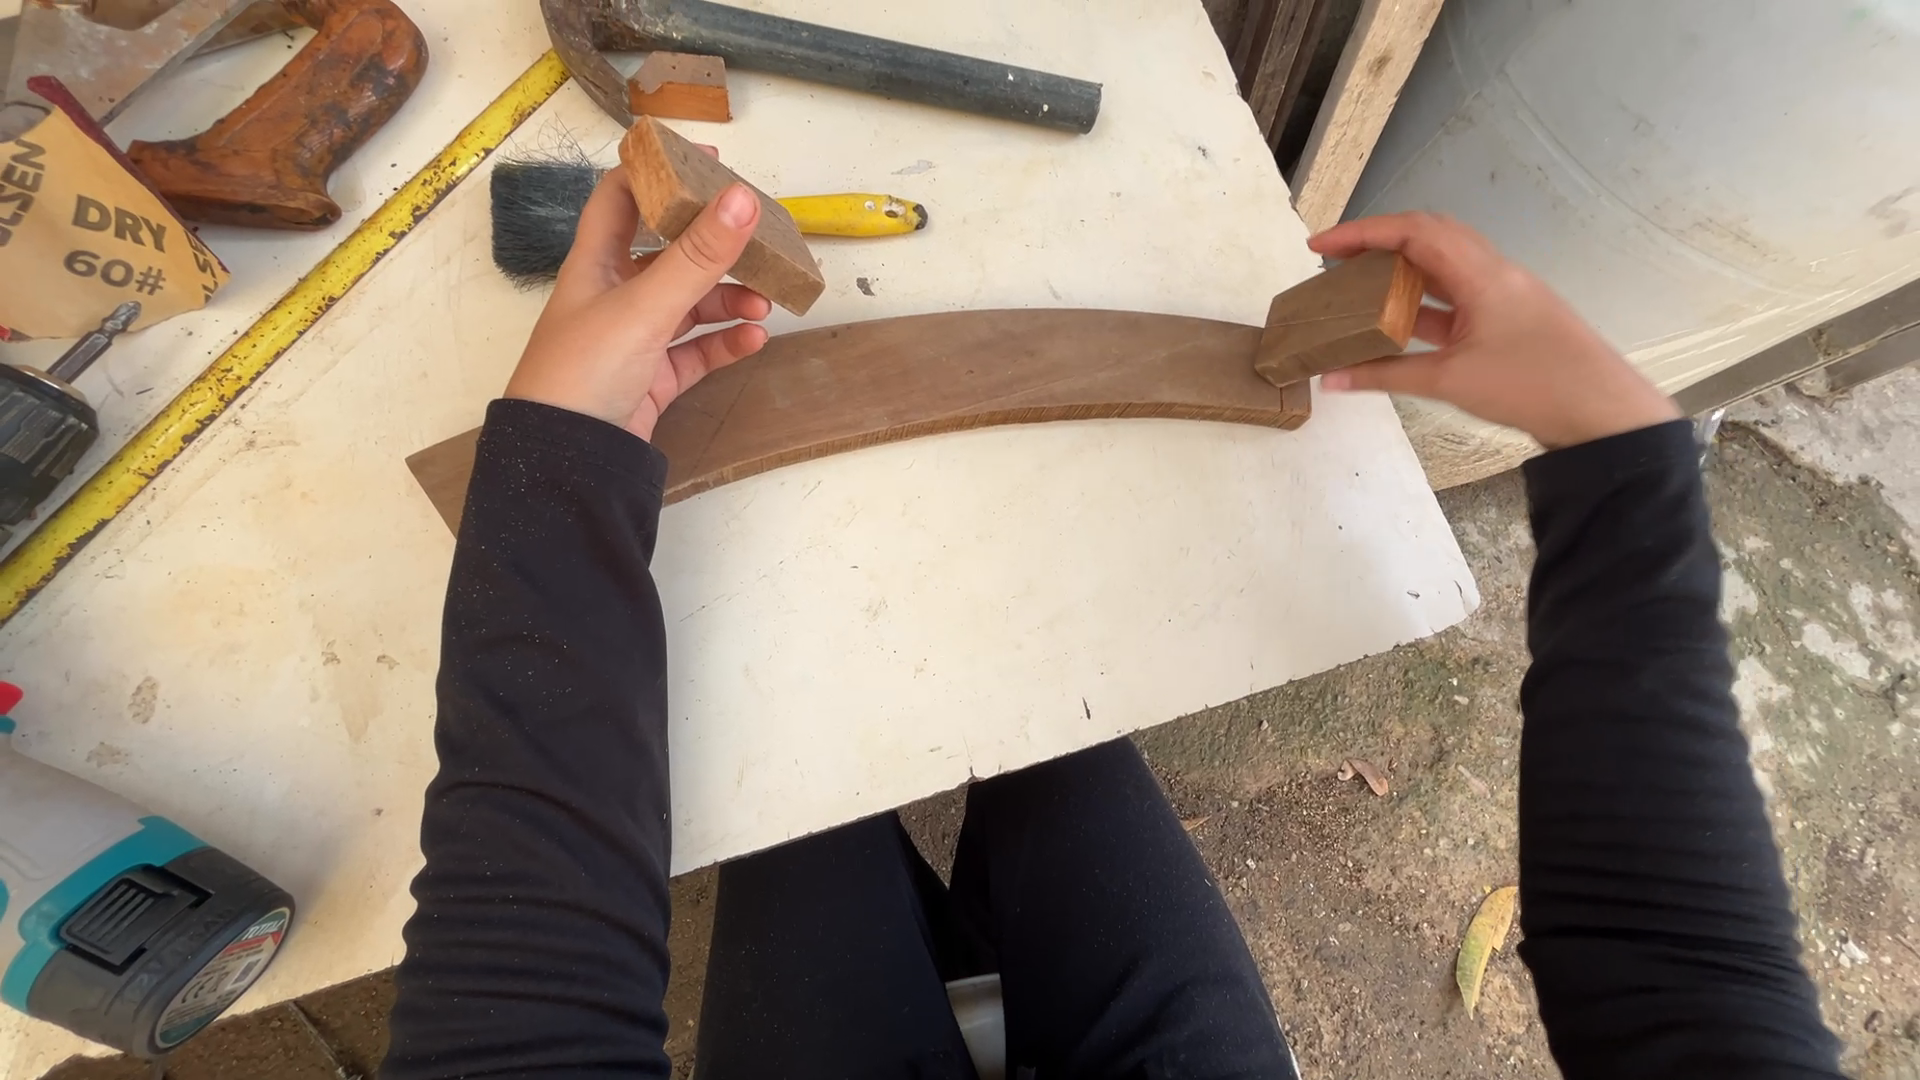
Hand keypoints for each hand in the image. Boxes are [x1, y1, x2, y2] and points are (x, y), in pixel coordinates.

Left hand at [504, 168, 771, 440]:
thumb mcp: (645, 305)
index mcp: (597, 263)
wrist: (569, 456)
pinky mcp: (656, 378)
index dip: (658, 174)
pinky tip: (755, 339)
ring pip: (691, 307)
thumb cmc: (586, 369)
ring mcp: (637, 339)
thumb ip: (697, 256)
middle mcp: (615, 295)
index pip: (622, 199)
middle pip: (671, 256)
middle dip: (715, 251)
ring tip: (764, 304)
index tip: (705, 162)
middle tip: (758, 246)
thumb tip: (743, 198)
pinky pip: (698, 352)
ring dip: (728, 302)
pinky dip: (727, 344)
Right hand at [1309, 213, 1679, 449]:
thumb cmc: (1529, 386)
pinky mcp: (1501, 316)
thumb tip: (1329, 380)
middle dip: (1376, 242)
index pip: (1416, 232)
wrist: (1599, 412)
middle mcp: (1492, 273)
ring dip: (1395, 269)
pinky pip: (1449, 296)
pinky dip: (1414, 300)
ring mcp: (1499, 294)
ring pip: (1439, 265)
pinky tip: (1387, 318)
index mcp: (1483, 275)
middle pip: (1428, 237)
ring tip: (1353, 286)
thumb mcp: (1447, 381)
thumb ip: (1383, 375)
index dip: (1363, 232)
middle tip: (1333, 260)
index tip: (1319, 244)